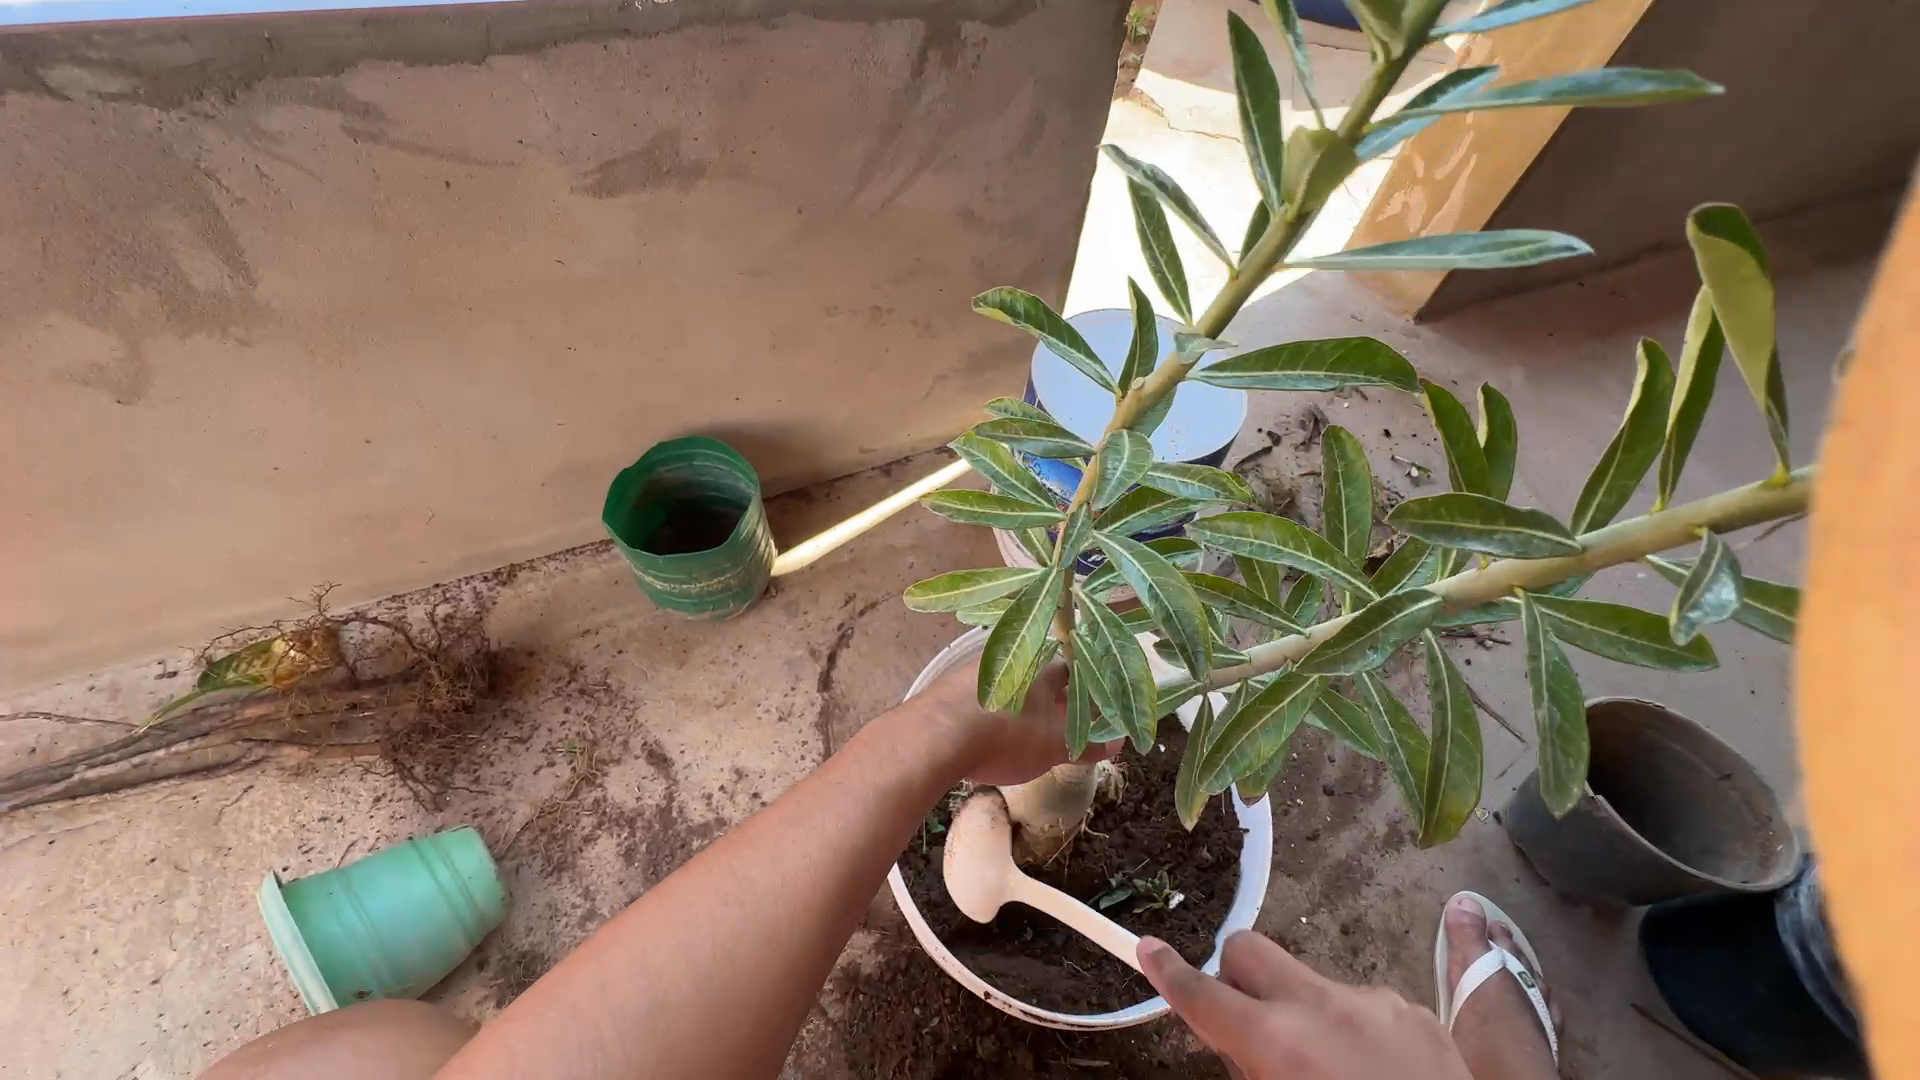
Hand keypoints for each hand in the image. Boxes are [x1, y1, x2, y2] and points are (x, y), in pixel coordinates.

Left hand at [916, 659, 1118, 786]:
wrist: (934, 735)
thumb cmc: (1005, 736)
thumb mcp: (1052, 747)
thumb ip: (1085, 744)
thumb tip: (1117, 742)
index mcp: (1042, 667)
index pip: (1073, 668)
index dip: (1086, 686)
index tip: (1096, 703)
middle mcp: (1011, 658)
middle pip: (1041, 673)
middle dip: (1054, 696)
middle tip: (1066, 720)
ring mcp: (978, 670)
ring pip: (1012, 681)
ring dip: (1024, 701)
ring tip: (1032, 728)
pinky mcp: (950, 687)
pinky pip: (985, 693)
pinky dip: (996, 709)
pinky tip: (994, 729)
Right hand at [1139, 932, 1473, 1079]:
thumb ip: (1251, 1067)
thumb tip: (1238, 1041)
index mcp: (1281, 1044)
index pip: (1203, 995)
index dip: (1168, 972)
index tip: (1146, 948)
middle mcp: (1319, 1006)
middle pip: (1247, 949)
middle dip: (1236, 976)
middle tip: (1250, 1025)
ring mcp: (1372, 1001)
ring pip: (1308, 984)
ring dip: (1305, 1016)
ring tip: (1342, 1075)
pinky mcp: (1413, 1010)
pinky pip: (1362, 1006)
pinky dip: (1357, 1033)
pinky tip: (1385, 1078)